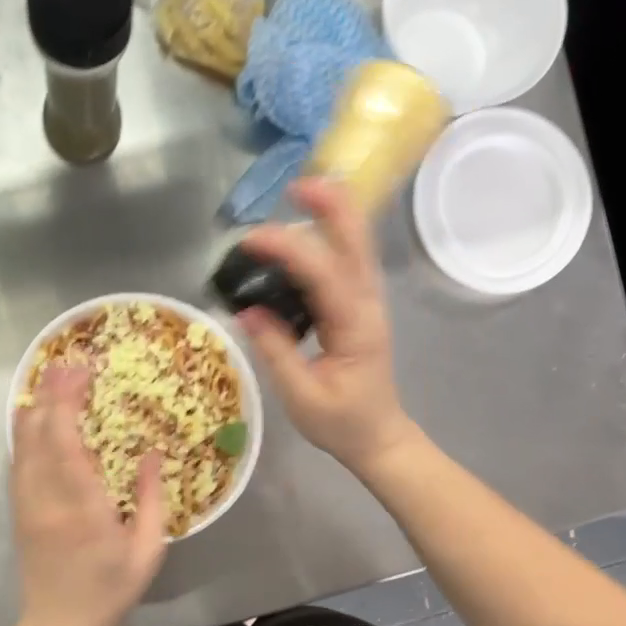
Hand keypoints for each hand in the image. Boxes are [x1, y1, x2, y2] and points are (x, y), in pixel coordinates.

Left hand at [9, 365, 168, 625]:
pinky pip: (17, 463)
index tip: (82, 371)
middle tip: (66, 362)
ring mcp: (26, 506)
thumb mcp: (147, 552)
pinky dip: (23, 434)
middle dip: (50, 393)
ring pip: (21, 445)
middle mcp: (47, 501)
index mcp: (83, 510)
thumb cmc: (110, 593)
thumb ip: (152, 500)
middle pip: (39, 435)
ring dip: (34, 408)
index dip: (70, 401)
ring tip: (48, 378)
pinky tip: (32, 417)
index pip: (68, 443)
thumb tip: (154, 453)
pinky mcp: (18, 513)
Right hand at [235, 178, 423, 473]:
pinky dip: (330, 237)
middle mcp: (368, 304)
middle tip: (295, 187)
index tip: (250, 240)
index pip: (322, 273)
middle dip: (330, 206)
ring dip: (333, 215)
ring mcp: (368, 303)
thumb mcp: (302, 397)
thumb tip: (247, 311)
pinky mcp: (360, 307)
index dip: (287, 249)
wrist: (378, 437)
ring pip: (357, 245)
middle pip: (356, 241)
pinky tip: (307, 231)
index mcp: (355, 326)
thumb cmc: (341, 424)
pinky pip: (348, 261)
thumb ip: (276, 351)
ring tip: (299, 196)